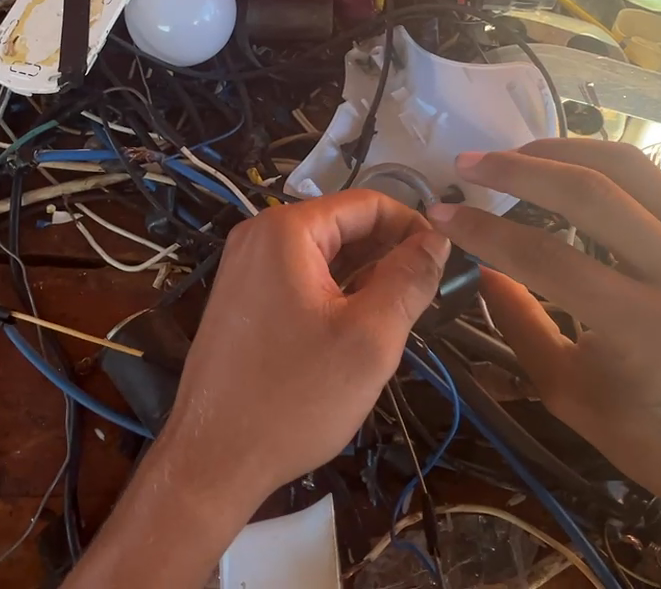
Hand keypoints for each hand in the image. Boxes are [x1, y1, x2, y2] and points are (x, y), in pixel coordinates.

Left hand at [64, 191, 448, 588]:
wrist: (214, 456)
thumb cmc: (295, 396)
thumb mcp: (369, 339)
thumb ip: (408, 279)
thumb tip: (437, 238)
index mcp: (287, 230)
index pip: (366, 203)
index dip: (413, 226)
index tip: (446, 262)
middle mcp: (259, 234)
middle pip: (342, 225)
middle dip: (388, 254)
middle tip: (426, 298)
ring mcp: (245, 265)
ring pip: (323, 254)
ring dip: (364, 277)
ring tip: (397, 318)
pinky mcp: (243, 296)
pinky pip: (300, 276)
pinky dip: (334, 292)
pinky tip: (356, 329)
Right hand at [426, 140, 660, 587]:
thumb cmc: (657, 443)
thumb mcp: (568, 392)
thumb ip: (518, 322)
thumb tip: (479, 267)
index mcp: (647, 327)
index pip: (545, 255)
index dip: (483, 230)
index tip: (440, 213)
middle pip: (591, 190)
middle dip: (518, 169)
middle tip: (469, 164)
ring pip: (630, 168)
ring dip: (563, 152)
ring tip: (514, 156)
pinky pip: (655, 185)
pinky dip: (602, 168)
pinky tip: (567, 173)